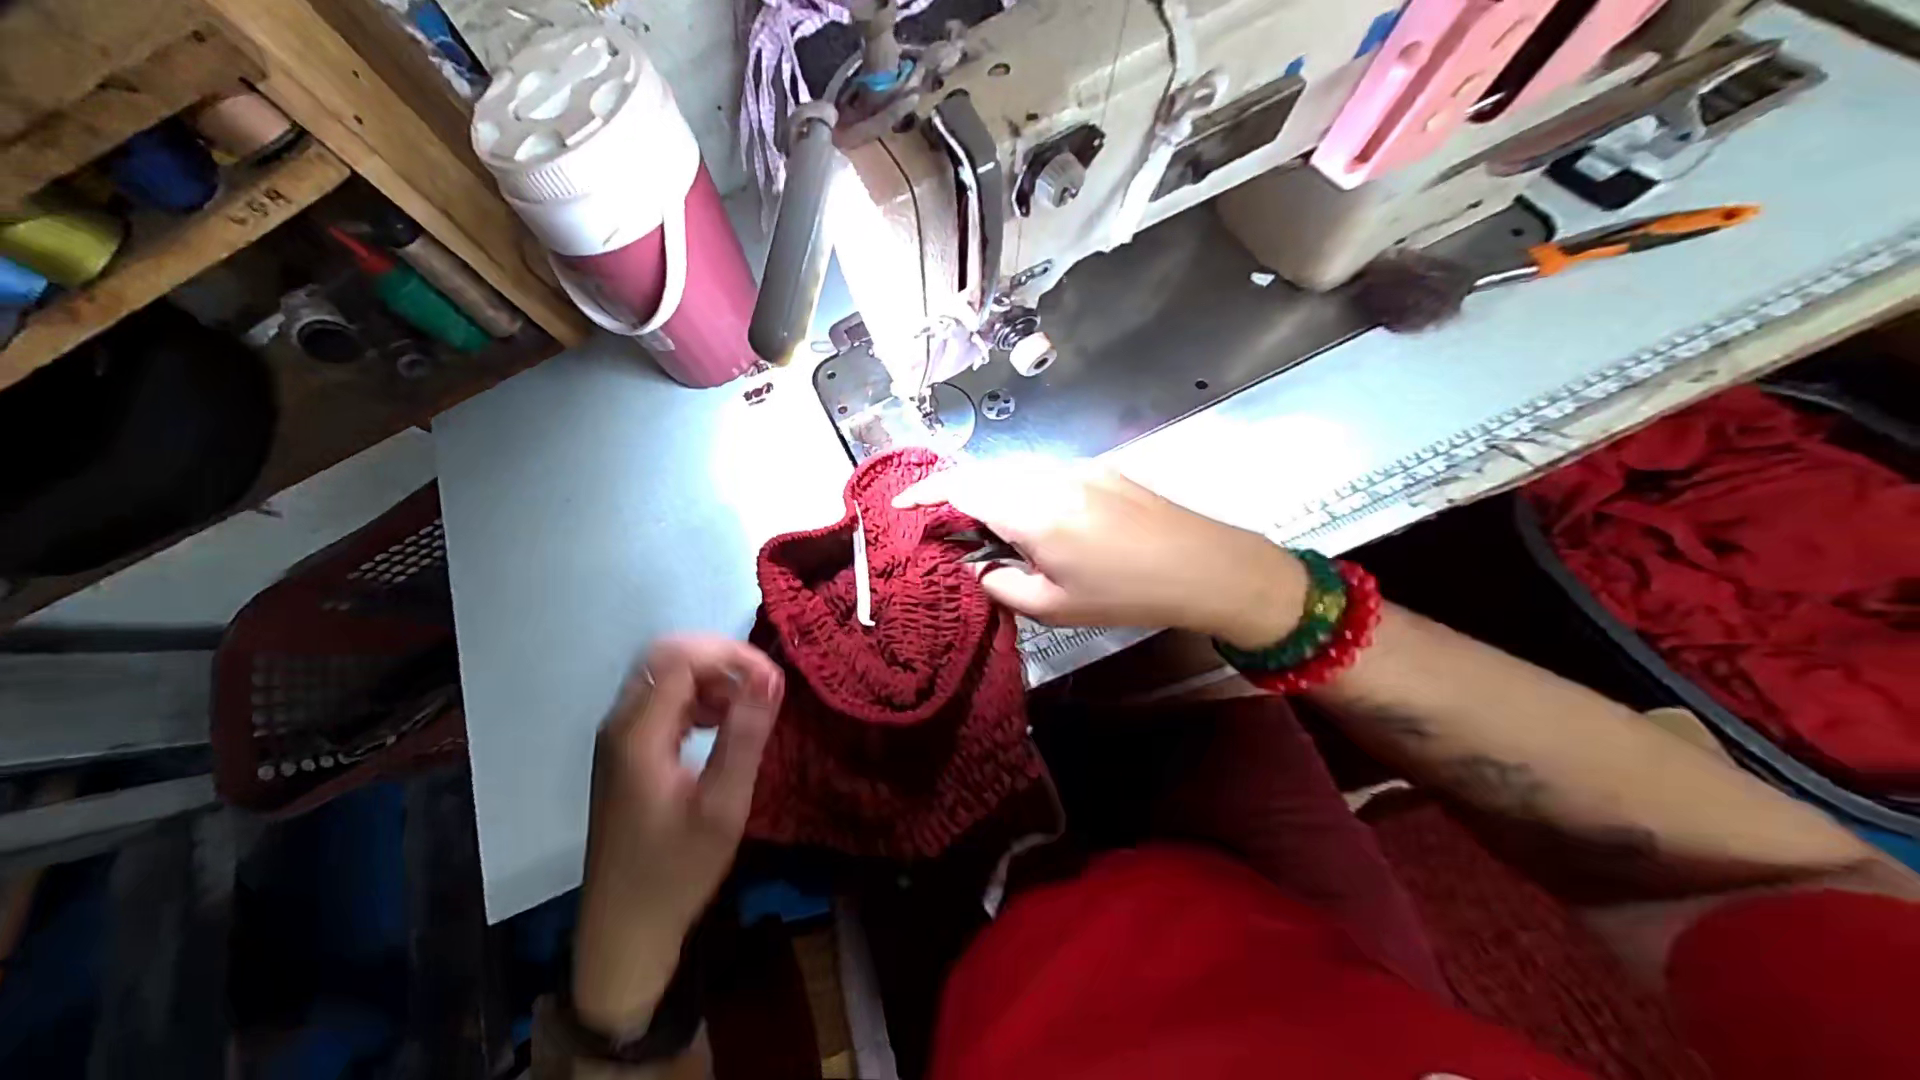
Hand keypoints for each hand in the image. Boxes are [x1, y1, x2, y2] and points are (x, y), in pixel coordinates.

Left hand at [572, 636, 783, 1035]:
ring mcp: (618, 739)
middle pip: (667, 657)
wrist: (623, 930)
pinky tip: (723, 726)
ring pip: (663, 677)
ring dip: (710, 679)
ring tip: (748, 709)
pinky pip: (661, 703)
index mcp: (638, 734)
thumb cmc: (676, 871)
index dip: (731, 656)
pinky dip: (697, 699)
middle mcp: (619, 725)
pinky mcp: (625, 754)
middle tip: (761, 688)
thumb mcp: (723, 806)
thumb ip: (746, 735)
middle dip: (720, 661)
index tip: (772, 681)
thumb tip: (772, 675)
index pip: (682, 657)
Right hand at [894, 459, 1306, 647]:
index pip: (961, 486)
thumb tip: (976, 566)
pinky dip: (1022, 494)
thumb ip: (1000, 583)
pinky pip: (1043, 474)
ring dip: (992, 496)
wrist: (1207, 565)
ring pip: (1014, 472)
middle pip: (984, 474)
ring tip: (994, 536)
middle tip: (950, 535)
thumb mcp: (1052, 605)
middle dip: (957, 498)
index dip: (924, 492)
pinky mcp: (1099, 469)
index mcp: (1032, 509)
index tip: (901, 506)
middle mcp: (1049, 475)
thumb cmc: (1126, 594)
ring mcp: (1077, 466)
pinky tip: (1038, 526)